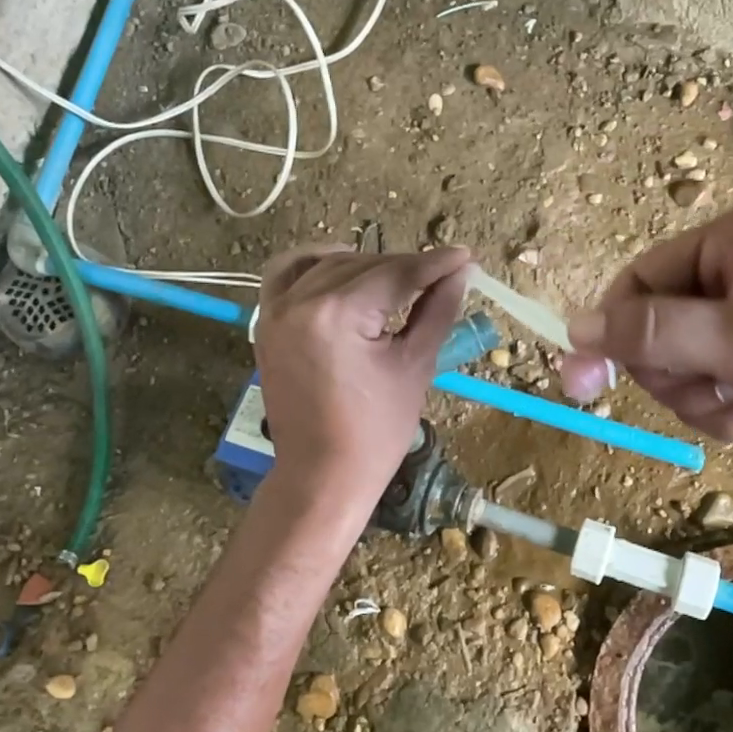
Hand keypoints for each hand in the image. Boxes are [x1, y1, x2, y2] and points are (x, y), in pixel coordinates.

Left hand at [255, 247, 470, 492]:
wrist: (322, 474)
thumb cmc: (376, 431)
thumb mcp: (415, 366)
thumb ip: (437, 310)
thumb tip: (460, 272)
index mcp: (339, 314)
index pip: (396, 274)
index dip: (435, 264)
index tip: (465, 256)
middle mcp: (301, 301)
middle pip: (364, 265)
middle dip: (405, 267)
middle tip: (441, 275)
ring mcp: (276, 311)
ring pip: (329, 264)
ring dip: (366, 265)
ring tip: (399, 280)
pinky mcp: (267, 324)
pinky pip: (286, 274)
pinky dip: (313, 264)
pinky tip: (340, 267)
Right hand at [558, 202, 732, 488]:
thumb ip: (655, 332)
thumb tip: (574, 327)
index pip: (639, 278)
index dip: (610, 329)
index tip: (581, 382)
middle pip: (650, 327)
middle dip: (672, 369)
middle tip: (714, 386)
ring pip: (673, 368)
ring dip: (700, 396)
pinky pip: (704, 394)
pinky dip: (723, 412)